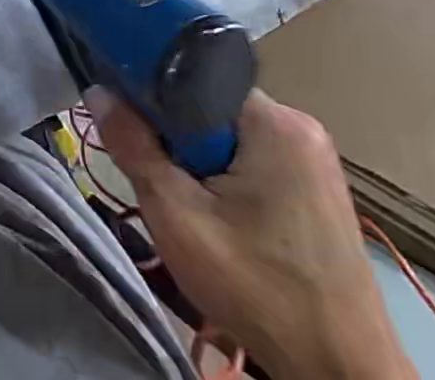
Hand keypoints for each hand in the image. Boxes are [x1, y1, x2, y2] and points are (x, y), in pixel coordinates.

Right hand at [91, 89, 415, 379]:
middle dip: (185, 142)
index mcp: (276, 120)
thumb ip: (135, 148)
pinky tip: (229, 222)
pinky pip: (261, 160)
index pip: (200, 82)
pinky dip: (235, 180)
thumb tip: (97, 91)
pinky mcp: (321, 187)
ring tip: (197, 209)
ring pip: (236, 138)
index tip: (137, 127)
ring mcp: (318, 157)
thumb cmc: (255, 286)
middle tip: (170, 186)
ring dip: (208, 164)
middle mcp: (302, 125)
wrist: (337, 366)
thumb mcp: (178, 217)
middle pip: (217, 110)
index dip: (161, 101)